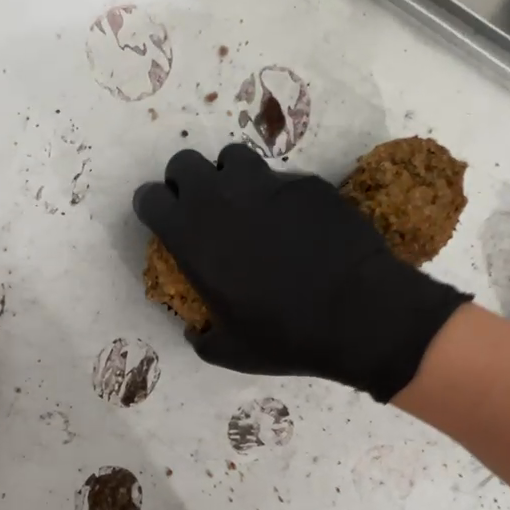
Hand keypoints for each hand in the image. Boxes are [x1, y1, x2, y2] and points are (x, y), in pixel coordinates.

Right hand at [133, 143, 471, 401]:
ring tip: (244, 205)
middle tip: (200, 207)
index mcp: (192, 238)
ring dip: (230, 177)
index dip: (153, 207)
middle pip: (185, 162)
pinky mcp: (306, 183)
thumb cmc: (285, 337)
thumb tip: (194, 330)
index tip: (163, 222)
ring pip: (233, 157)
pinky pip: (279, 178)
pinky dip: (276, 195)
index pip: (149, 197)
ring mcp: (267, 185)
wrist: (359, 313)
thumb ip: (201, 336)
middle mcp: (222, 200)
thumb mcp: (229, 352)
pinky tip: (293, 224)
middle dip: (186, 180)